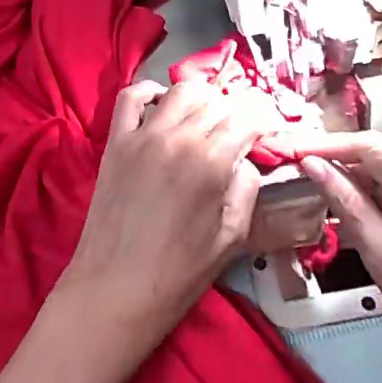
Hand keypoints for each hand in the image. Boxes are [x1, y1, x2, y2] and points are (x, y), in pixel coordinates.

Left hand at [59, 80, 261, 341]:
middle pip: (218, 101)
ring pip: (182, 90)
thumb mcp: (231, 237)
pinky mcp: (116, 142)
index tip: (267, 134)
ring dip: (201, 99)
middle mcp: (179, 138)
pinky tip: (162, 105)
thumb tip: (245, 161)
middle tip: (237, 134)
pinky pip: (131, 96)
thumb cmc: (178, 273)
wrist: (114, 291)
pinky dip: (150, 91)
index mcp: (212, 162)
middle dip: (235, 113)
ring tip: (205, 121)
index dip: (264, 123)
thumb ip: (246, 188)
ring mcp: (143, 136)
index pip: (248, 119)